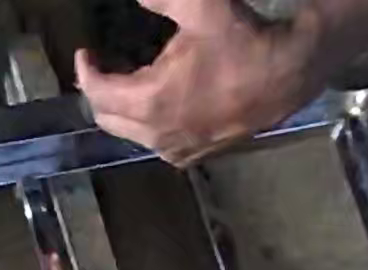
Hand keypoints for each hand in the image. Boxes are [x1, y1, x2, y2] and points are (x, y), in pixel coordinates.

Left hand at [75, 0, 332, 166]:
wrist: (283, 78)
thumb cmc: (240, 40)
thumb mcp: (198, 4)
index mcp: (152, 100)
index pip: (99, 94)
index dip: (86, 72)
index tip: (84, 53)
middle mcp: (157, 135)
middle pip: (108, 120)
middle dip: (99, 94)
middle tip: (101, 68)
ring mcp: (173, 150)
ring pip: (130, 134)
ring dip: (122, 110)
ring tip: (126, 82)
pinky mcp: (189, 156)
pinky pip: (154, 143)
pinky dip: (145, 125)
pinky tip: (155, 103)